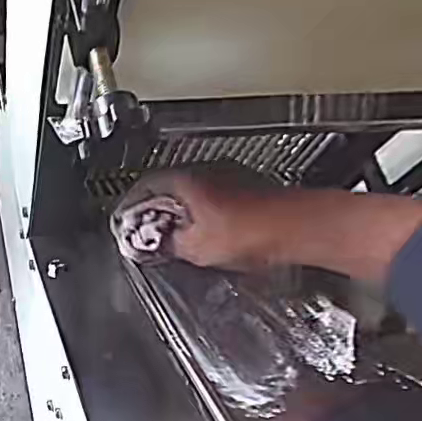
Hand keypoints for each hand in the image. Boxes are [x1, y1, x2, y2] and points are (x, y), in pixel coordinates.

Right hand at [112, 163, 290, 271]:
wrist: (298, 227)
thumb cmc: (251, 231)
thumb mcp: (194, 248)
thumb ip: (168, 244)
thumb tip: (157, 245)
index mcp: (184, 181)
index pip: (143, 187)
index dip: (129, 207)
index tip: (123, 223)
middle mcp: (204, 172)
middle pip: (165, 189)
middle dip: (151, 211)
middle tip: (143, 233)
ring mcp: (226, 178)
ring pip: (188, 194)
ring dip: (176, 213)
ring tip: (171, 238)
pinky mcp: (243, 190)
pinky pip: (209, 199)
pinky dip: (198, 215)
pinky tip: (202, 236)